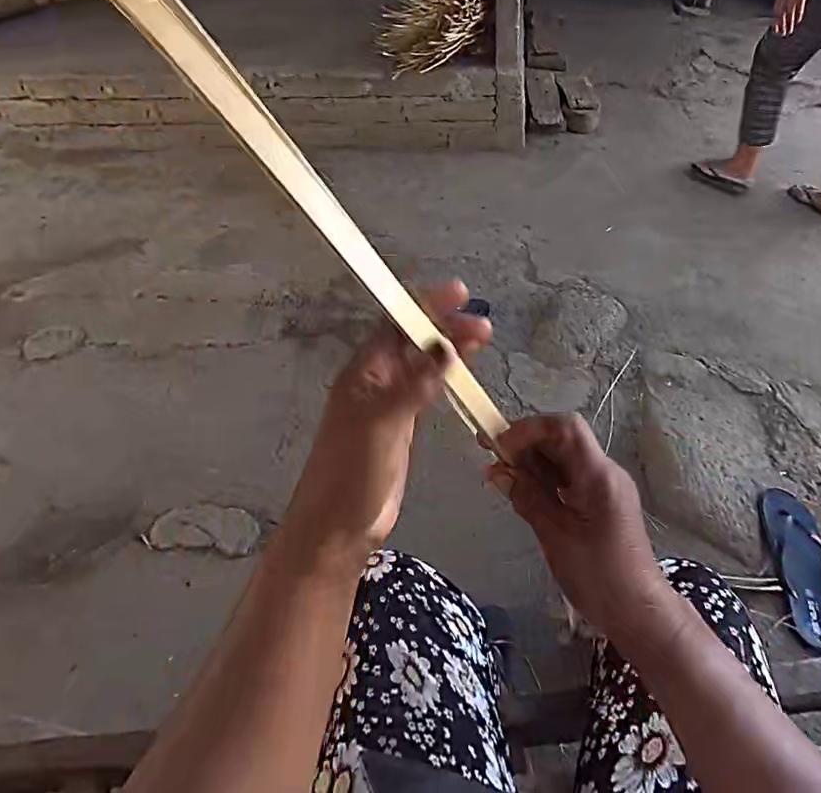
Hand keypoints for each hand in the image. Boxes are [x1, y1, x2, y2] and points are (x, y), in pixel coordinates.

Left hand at [284, 281, 491, 560]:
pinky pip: (429, 387)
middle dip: (446, 325)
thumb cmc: (350, 472)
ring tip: (482, 336)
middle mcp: (377, 380)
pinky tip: (464, 369)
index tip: (458, 293)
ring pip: (425, 362)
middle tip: (481, 322)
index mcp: (363, 372)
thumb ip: (415, 384)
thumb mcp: (381, 422)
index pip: (396, 325)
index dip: (425, 305)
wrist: (338, 526)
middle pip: (414, 340)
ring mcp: (391, 401)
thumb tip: (447, 346)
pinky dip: (448, 374)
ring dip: (451, 347)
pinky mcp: (403, 423)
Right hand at [485, 414, 673, 636]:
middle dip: (526, 442)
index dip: (529, 429)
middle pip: (563, 439)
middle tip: (491, 452)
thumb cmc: (599, 576)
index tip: (499, 444)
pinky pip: (570, 477)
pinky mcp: (602, 501)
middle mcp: (606, 472)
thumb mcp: (556, 536)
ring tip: (500, 472)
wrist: (639, 612)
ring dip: (532, 460)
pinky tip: (523, 490)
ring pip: (565, 457)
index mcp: (599, 476)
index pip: (565, 429)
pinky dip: (545, 478)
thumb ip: (528, 498)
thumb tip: (498, 472)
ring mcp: (606, 486)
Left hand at [772, 0, 816, 36]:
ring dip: (789, 22)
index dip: (776, 22)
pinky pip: (799, 5)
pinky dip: (798, 14)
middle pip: (781, 13)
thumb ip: (786, 1)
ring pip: (789, 12)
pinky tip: (798, 21)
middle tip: (782, 34)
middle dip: (781, 25)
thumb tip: (786, 13)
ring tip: (789, 31)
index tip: (776, 31)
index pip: (776, 12)